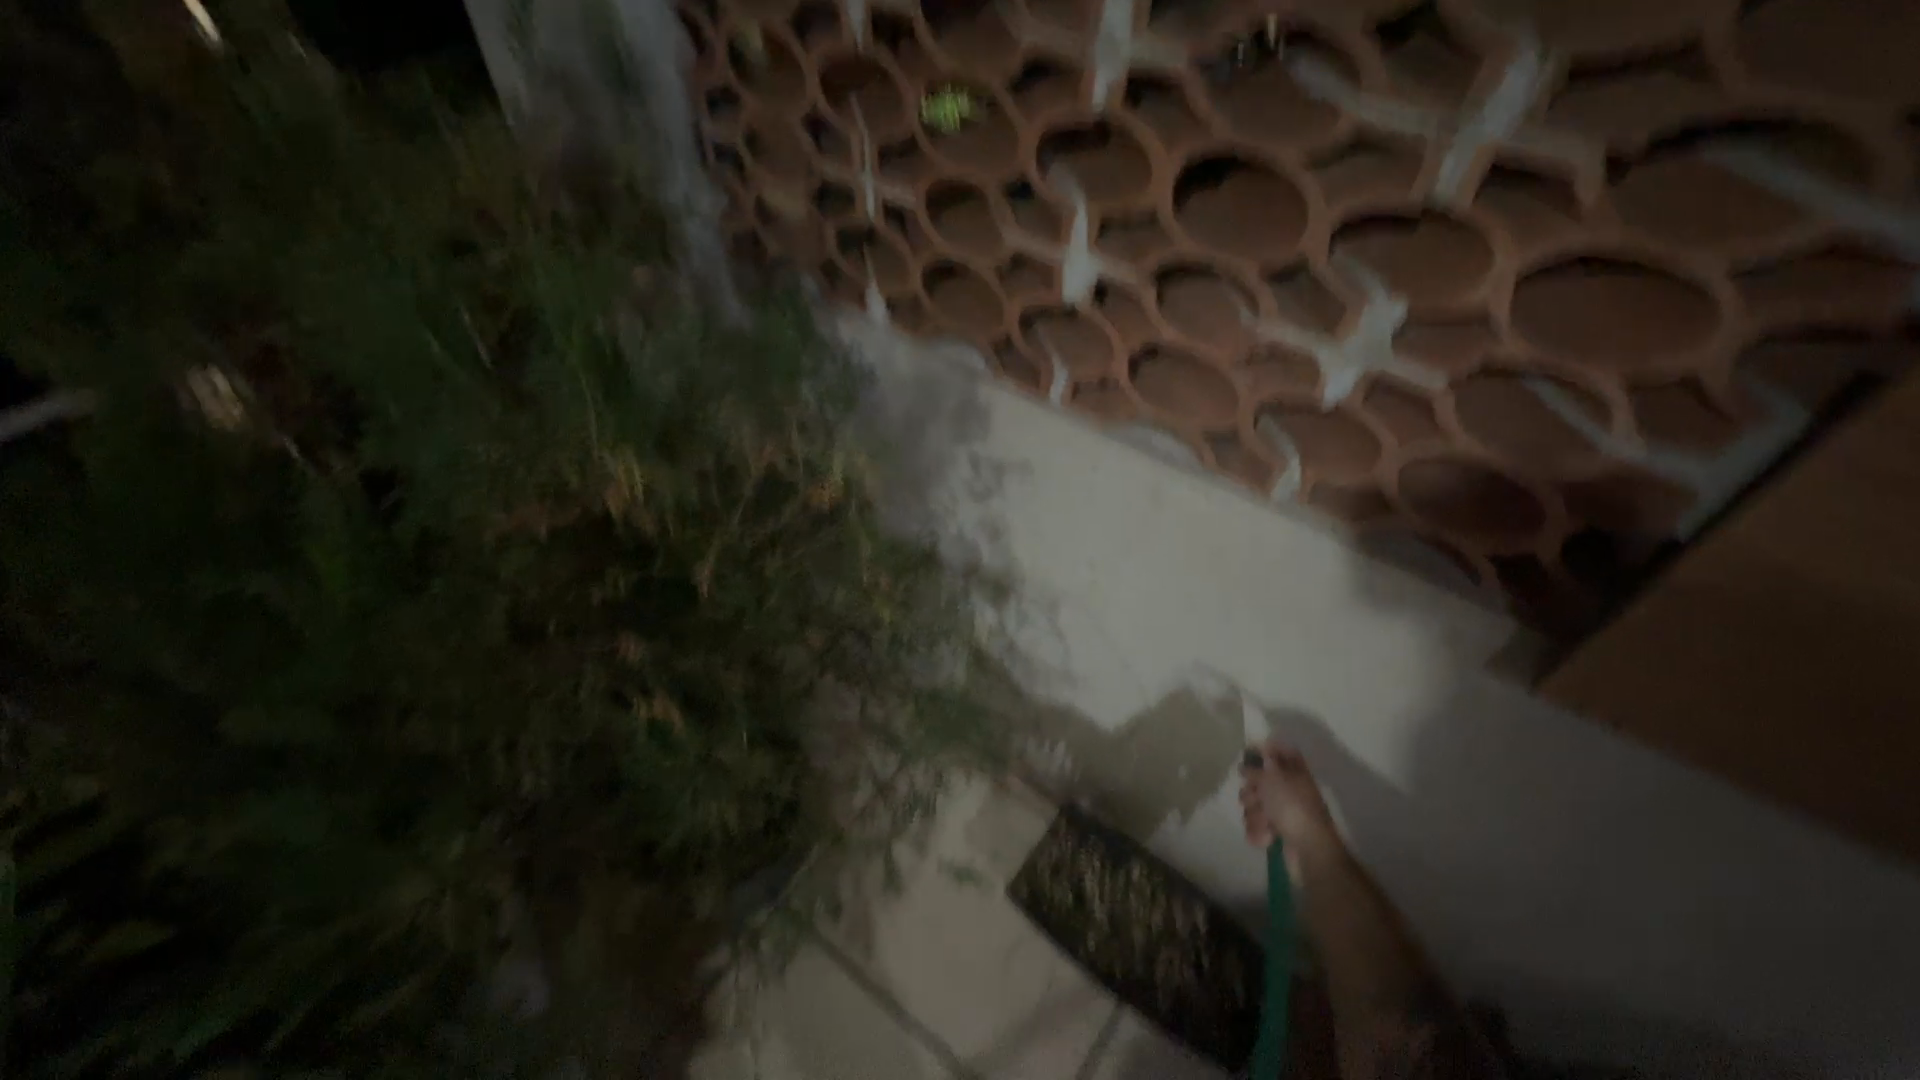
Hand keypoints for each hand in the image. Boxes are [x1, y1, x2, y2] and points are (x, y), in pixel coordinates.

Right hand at [1238, 740, 1335, 850]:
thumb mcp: (1271, 779)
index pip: (1280, 752)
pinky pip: (1257, 824)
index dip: (1264, 750)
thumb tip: (1246, 765)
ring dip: (1254, 815)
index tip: (1247, 753)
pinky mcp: (1277, 831)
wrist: (1309, 850)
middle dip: (1251, 792)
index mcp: (1294, 772)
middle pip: (1258, 781)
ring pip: (1254, 805)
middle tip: (1256, 798)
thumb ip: (1256, 769)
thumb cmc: (1293, 808)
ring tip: (1265, 823)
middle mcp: (1289, 789)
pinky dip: (1258, 831)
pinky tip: (1267, 837)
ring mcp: (1283, 811)